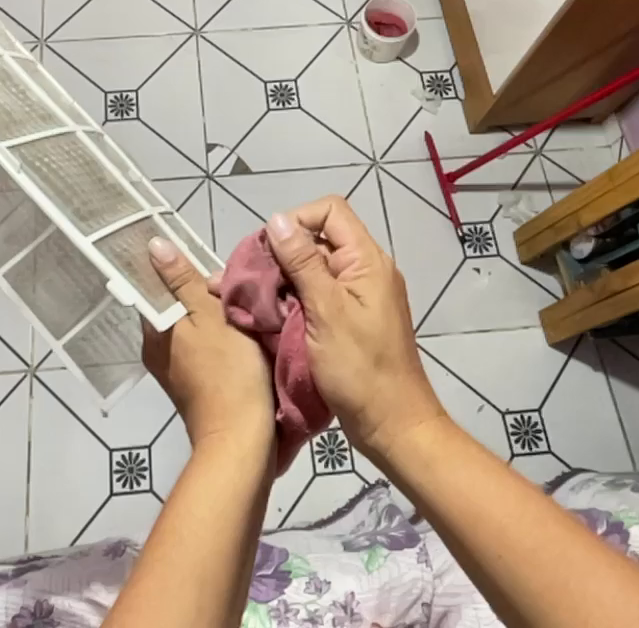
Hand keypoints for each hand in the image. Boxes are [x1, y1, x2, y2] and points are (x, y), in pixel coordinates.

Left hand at [141, 236, 276, 457]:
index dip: (181, 269)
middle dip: (204, 291)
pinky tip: (245, 331)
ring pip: (194, 325)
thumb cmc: (228, 371)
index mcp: (154, 330)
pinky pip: (206, 345)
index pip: (156, 285)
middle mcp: (157, 349)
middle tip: (236, 284)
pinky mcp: (197, 384)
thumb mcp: (208, 316)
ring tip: (245, 304)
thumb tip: (153, 245)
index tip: (207, 262)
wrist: (243, 439)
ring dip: (216, 312)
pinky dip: (222, 334)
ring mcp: (176, 369)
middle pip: (178, 304)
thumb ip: (183, 280)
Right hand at [264, 199, 446, 459]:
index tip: (269, 251)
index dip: (296, 221)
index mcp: (366, 261)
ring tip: (246, 297)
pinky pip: (315, 294)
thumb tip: (278, 219)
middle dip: (281, 253)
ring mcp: (357, 295)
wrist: (392, 426)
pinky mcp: (348, 318)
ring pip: (312, 269)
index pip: (330, 211)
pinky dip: (290, 299)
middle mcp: (364, 270)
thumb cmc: (361, 370)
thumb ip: (302, 263)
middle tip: (246, 278)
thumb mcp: (326, 312)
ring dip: (281, 279)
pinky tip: (264, 313)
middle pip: (318, 239)